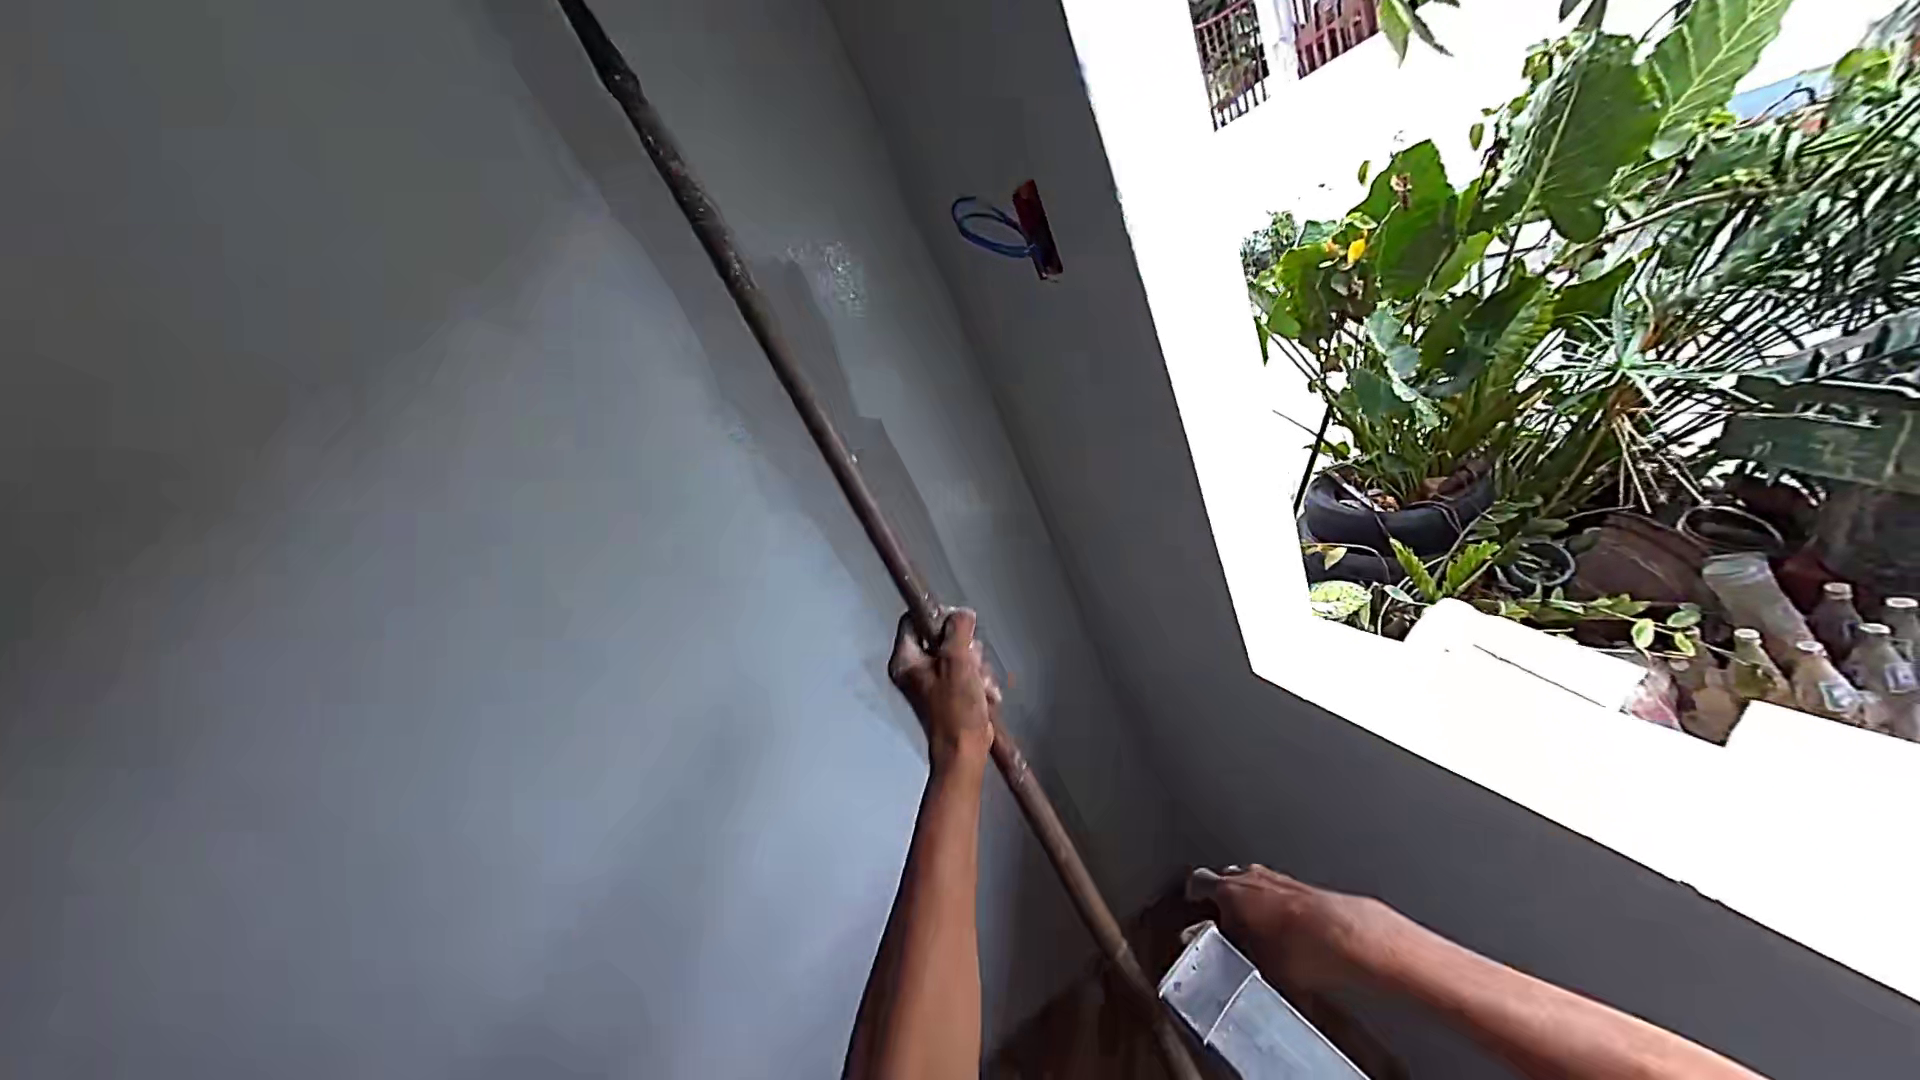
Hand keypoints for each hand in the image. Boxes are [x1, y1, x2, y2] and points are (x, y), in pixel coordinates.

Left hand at [888, 608, 997, 763]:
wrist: (965, 751)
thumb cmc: (955, 709)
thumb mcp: (957, 661)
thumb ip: (958, 630)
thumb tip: (962, 613)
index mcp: (906, 660)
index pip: (913, 620)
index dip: (937, 617)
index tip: (958, 624)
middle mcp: (915, 669)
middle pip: (942, 637)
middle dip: (966, 650)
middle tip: (971, 664)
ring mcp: (933, 681)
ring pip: (960, 655)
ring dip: (977, 668)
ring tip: (980, 686)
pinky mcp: (950, 692)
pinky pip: (968, 673)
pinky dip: (980, 682)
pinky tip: (985, 696)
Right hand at [1187, 865, 1388, 994]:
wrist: (1351, 938)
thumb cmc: (1304, 949)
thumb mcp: (1257, 969)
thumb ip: (1233, 959)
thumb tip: (1225, 968)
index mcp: (1228, 890)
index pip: (1196, 883)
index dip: (1192, 897)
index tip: (1192, 907)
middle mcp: (1249, 877)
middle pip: (1222, 879)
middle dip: (1221, 899)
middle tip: (1223, 924)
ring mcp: (1276, 878)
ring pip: (1250, 883)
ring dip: (1249, 901)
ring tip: (1257, 931)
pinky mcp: (1300, 885)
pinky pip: (1275, 890)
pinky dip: (1274, 906)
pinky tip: (1285, 934)